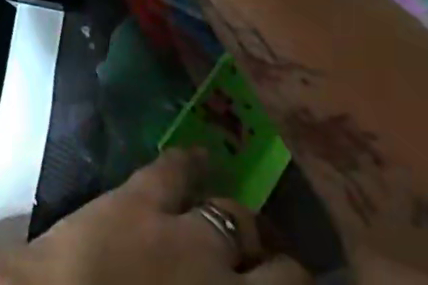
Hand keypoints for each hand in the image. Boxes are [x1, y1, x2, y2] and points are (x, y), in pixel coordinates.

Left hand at [0, 151, 310, 284]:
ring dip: (240, 223)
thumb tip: (229, 284)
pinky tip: (203, 156)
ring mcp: (190, 238)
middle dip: (279, 268)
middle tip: (266, 266)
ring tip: (238, 221)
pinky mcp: (143, 201)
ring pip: (236, 219)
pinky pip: (175, 172)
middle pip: (285, 274)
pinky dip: (190, 162)